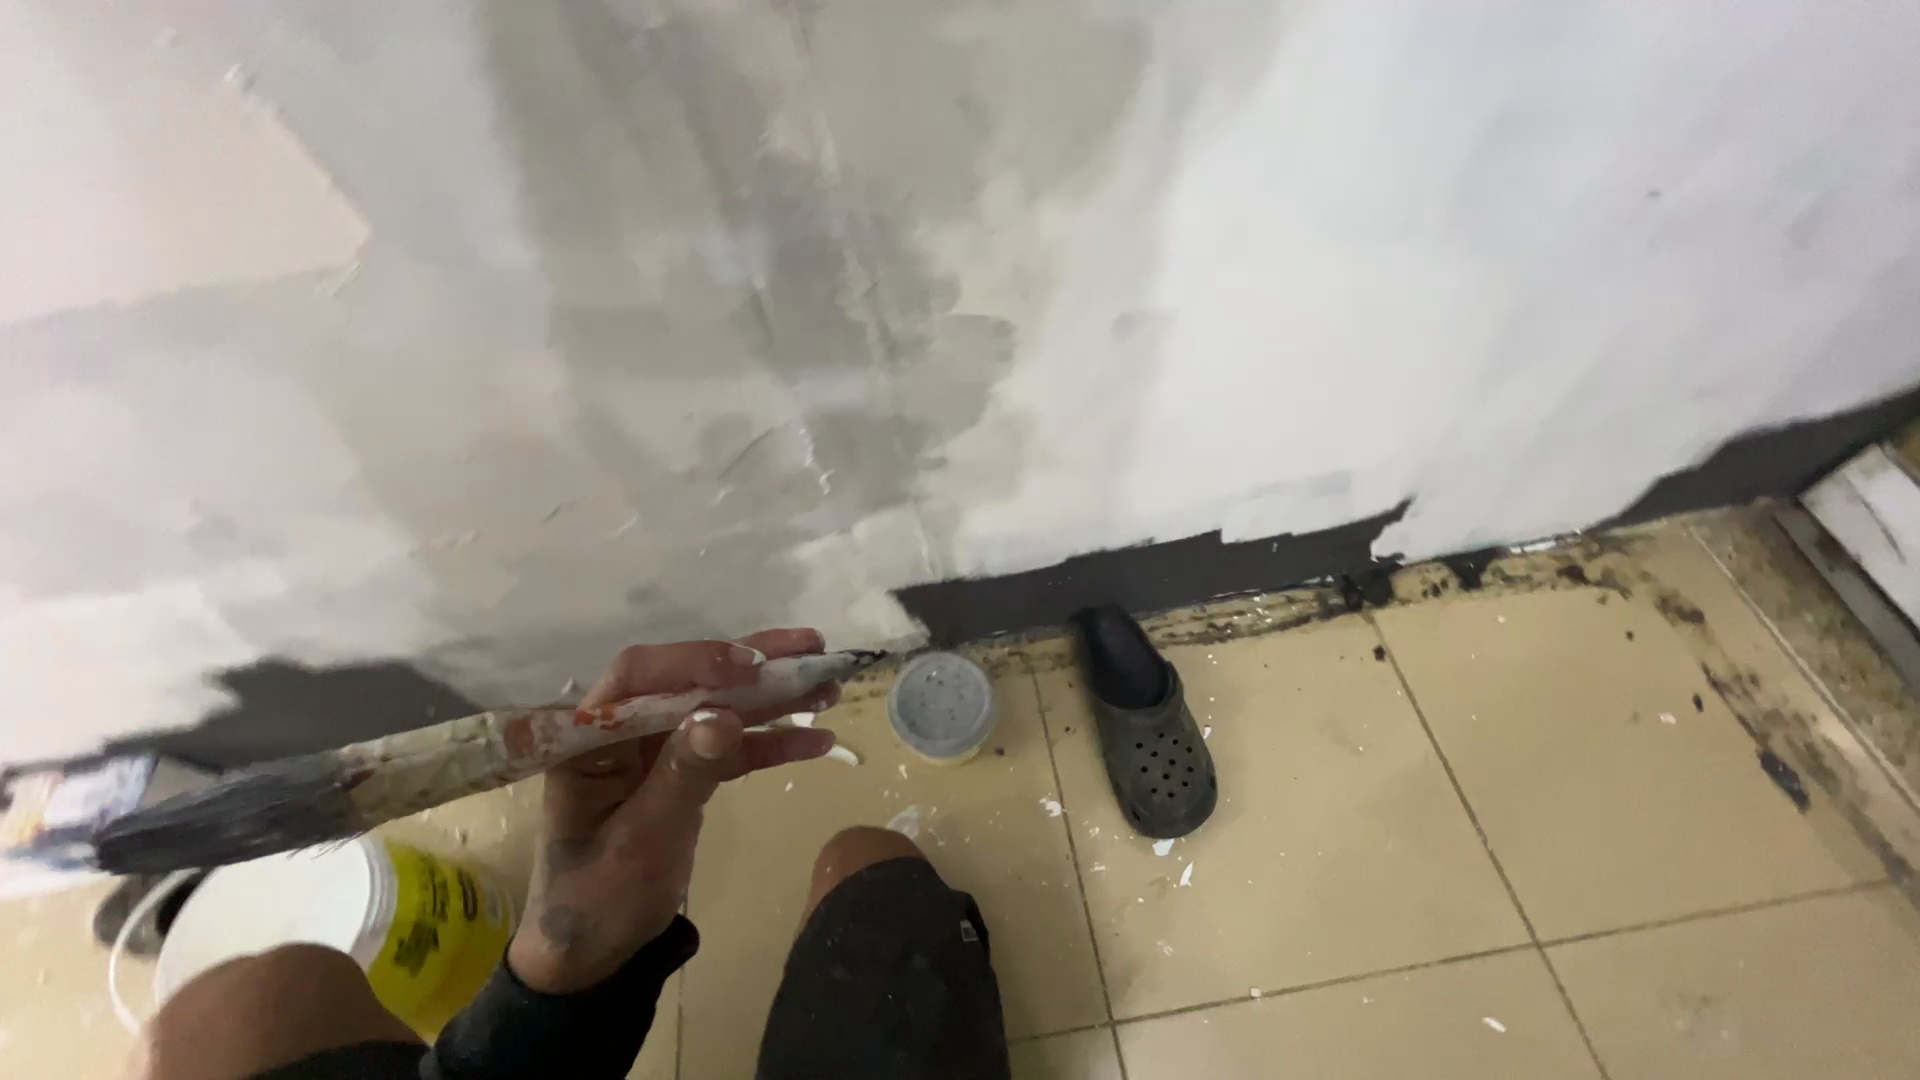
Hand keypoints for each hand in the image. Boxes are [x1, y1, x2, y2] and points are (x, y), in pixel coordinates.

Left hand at [506, 629, 838, 992]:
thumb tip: (724, 717)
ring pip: (722, 707)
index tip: (751, 665)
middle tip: (811, 647)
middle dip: (753, 664)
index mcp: (593, 737)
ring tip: (830, 683)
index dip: (696, 661)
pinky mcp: (690, 771)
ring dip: (775, 697)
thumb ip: (683, 774)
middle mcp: (627, 729)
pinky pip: (736, 748)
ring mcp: (661, 749)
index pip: (641, 675)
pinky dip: (774, 743)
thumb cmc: (599, 900)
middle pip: (694, 681)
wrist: (595, 955)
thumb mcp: (642, 839)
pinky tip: (818, 739)